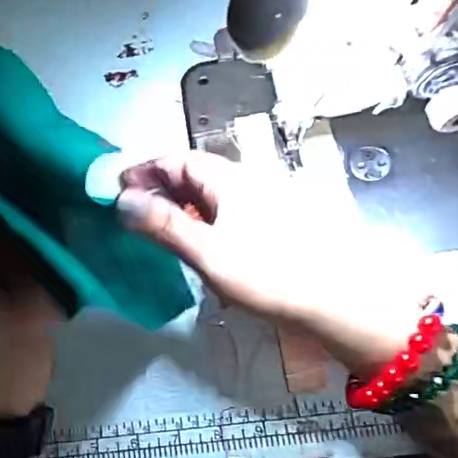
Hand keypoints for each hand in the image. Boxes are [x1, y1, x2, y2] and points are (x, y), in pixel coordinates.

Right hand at [116, 152, 428, 373]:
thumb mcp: (208, 252)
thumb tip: (124, 201)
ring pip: (217, 194)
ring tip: (165, 228)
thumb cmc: (269, 274)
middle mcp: (251, 181)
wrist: (337, 298)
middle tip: (136, 210)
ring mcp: (270, 201)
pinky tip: (207, 244)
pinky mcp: (281, 225)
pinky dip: (210, 219)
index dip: (146, 169)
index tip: (119, 186)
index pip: (179, 159)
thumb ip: (165, 225)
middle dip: (163, 187)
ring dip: (186, 205)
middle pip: (198, 174)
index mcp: (231, 179)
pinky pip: (234, 211)